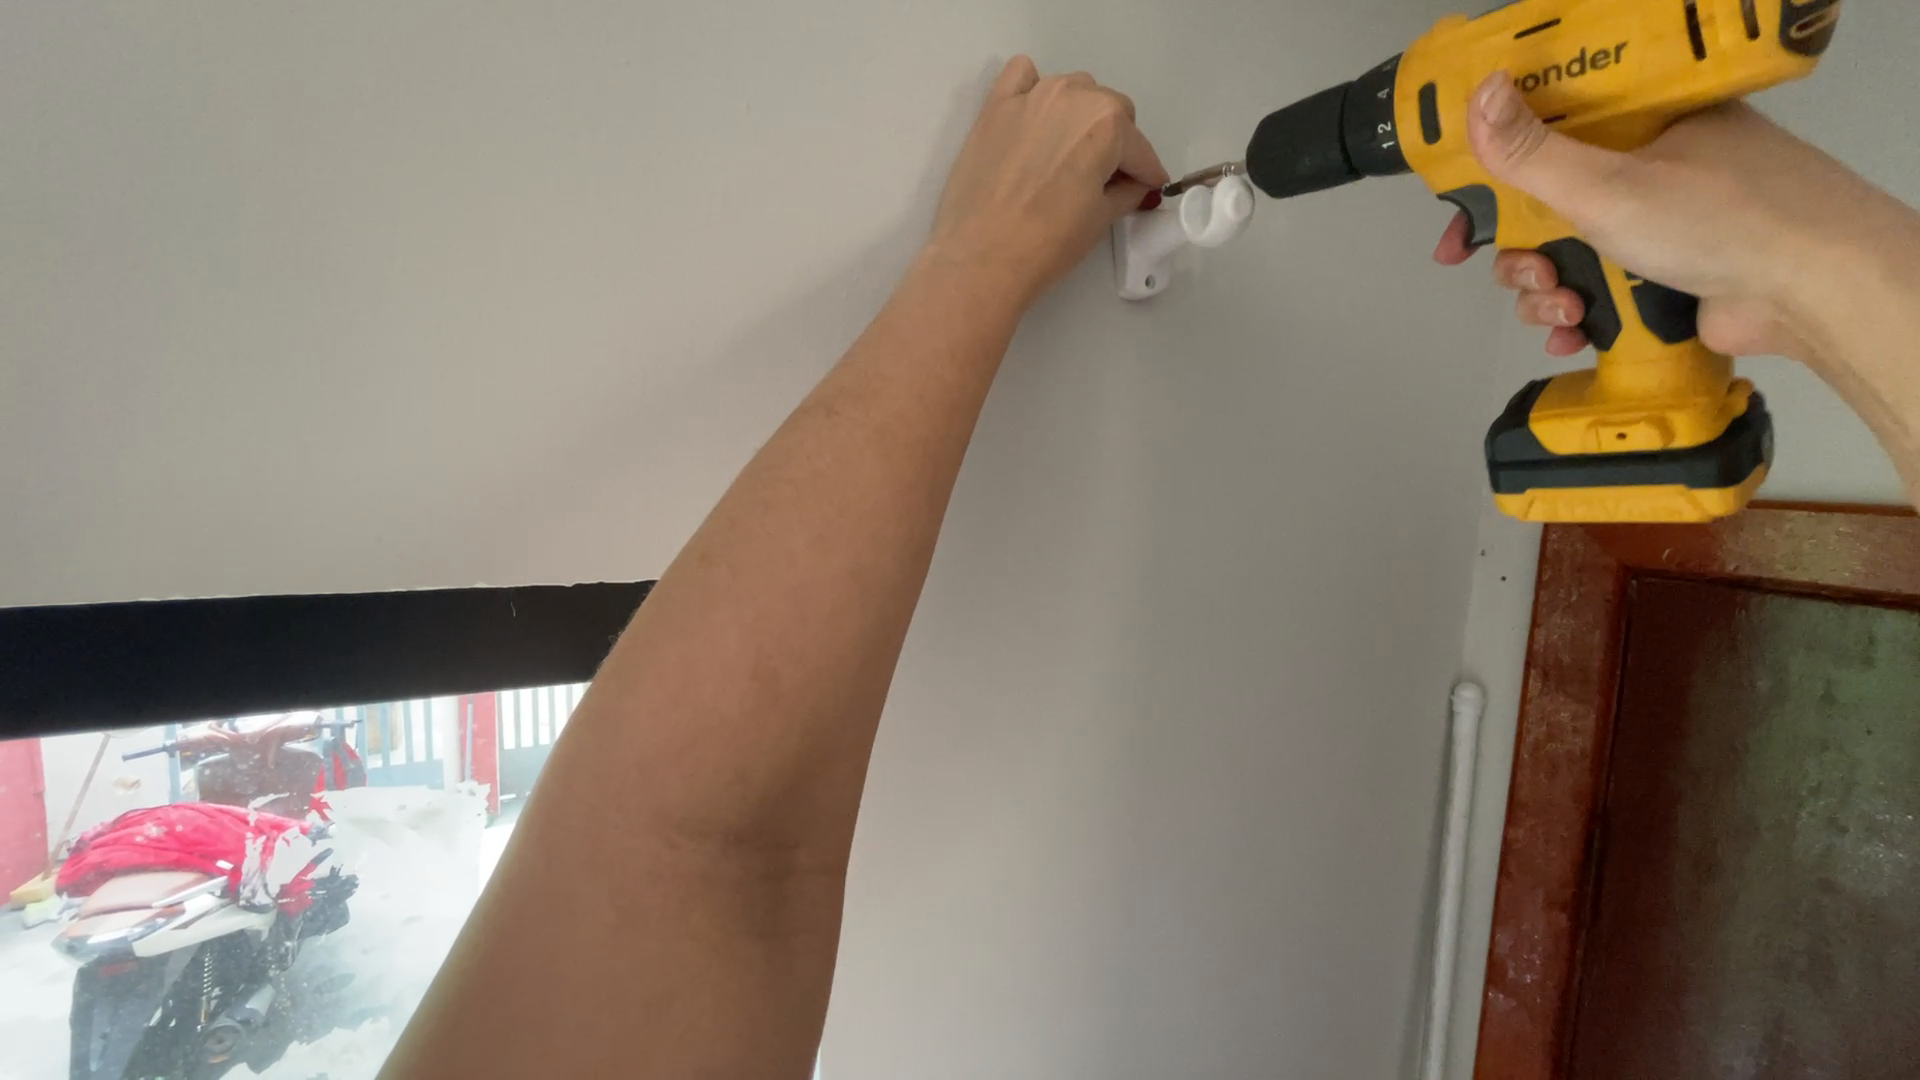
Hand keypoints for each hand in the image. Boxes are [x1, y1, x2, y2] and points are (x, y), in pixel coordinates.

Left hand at [928, 56, 1168, 306]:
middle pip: (1108, 111)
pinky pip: (1022, 76)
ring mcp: (1030, 97)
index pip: (1138, 147)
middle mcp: (1072, 96)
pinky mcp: (994, 107)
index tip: (1147, 187)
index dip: (1146, 172)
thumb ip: (1126, 192)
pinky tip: (1033, 120)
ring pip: (1071, 91)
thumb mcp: (1100, 220)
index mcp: (1107, 123)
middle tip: (1103, 180)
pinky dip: (1033, 89)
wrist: (982, 259)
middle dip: (1114, 143)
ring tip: (1066, 157)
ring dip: (1078, 116)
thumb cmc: (1047, 244)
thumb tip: (1135, 184)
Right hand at [1435, 73, 1889, 363]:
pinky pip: (1588, 293)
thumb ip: (1531, 152)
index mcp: (1641, 129)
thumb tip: (1480, 94)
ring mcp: (1653, 225)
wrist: (1810, 292)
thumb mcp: (1606, 184)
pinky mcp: (1657, 274)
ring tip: (1567, 309)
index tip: (1459, 226)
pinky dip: (1571, 318)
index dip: (1491, 184)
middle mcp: (1646, 172)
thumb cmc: (1715, 221)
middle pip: (1542, 213)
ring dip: (1545, 295)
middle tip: (1526, 276)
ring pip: (1559, 260)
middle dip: (1521, 256)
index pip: (1544, 143)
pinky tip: (1574, 333)